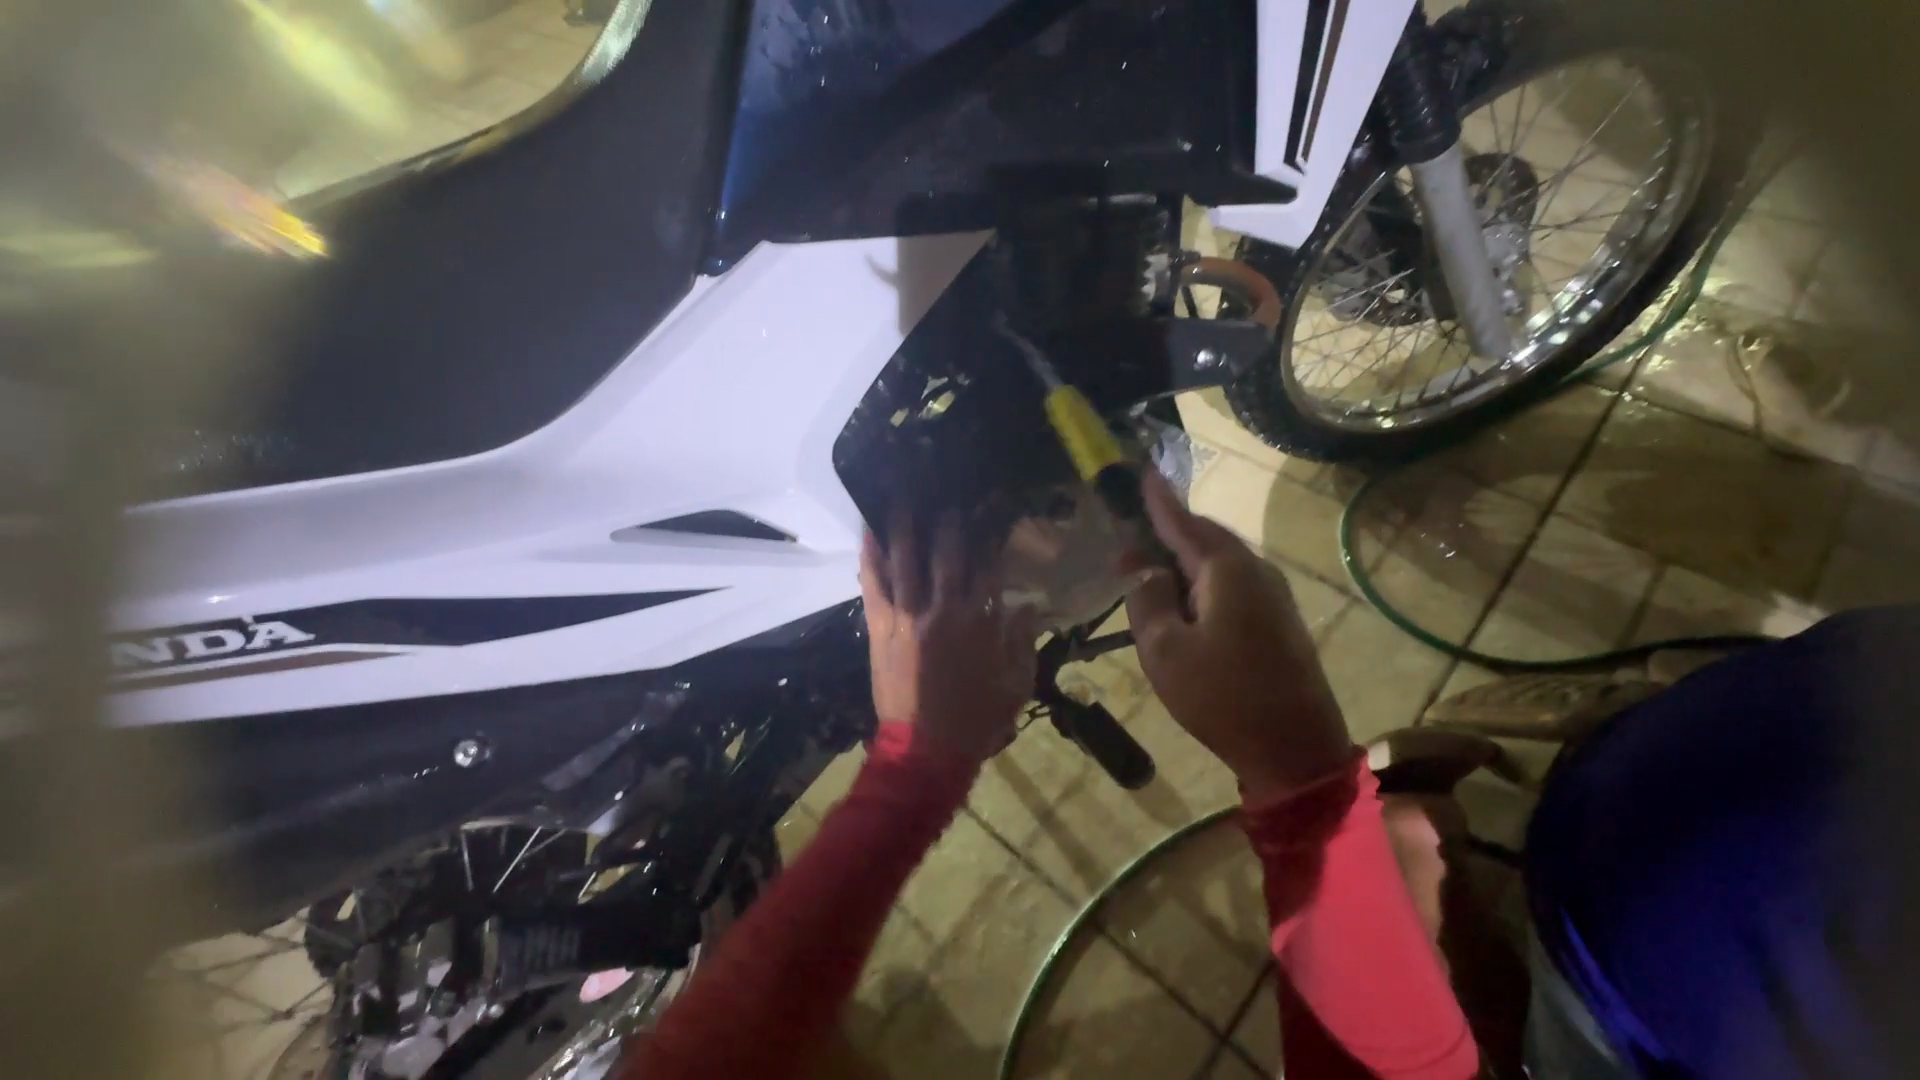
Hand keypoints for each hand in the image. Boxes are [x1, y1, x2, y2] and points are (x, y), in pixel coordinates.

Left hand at [860, 516, 1037, 762]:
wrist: (926, 750)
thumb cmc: (977, 720)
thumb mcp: (1016, 683)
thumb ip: (1023, 639)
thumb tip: (1028, 602)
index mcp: (979, 622)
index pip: (987, 567)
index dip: (988, 536)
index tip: (989, 510)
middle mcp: (943, 610)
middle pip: (947, 553)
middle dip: (949, 520)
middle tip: (948, 493)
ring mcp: (907, 616)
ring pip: (907, 560)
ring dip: (906, 525)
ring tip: (904, 494)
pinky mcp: (880, 627)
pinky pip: (874, 584)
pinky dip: (871, 556)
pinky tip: (870, 531)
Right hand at [1125, 473, 1351, 801]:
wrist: (1294, 748)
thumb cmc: (1221, 697)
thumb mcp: (1165, 650)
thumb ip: (1148, 598)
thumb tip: (1145, 567)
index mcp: (1226, 569)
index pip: (1183, 522)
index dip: (1158, 500)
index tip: (1142, 472)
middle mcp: (1255, 571)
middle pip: (1205, 539)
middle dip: (1168, 532)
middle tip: (1130, 535)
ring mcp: (1273, 596)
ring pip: (1219, 564)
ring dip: (1183, 562)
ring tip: (1149, 570)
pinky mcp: (1278, 620)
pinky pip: (1232, 585)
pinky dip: (1202, 584)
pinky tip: (1183, 601)